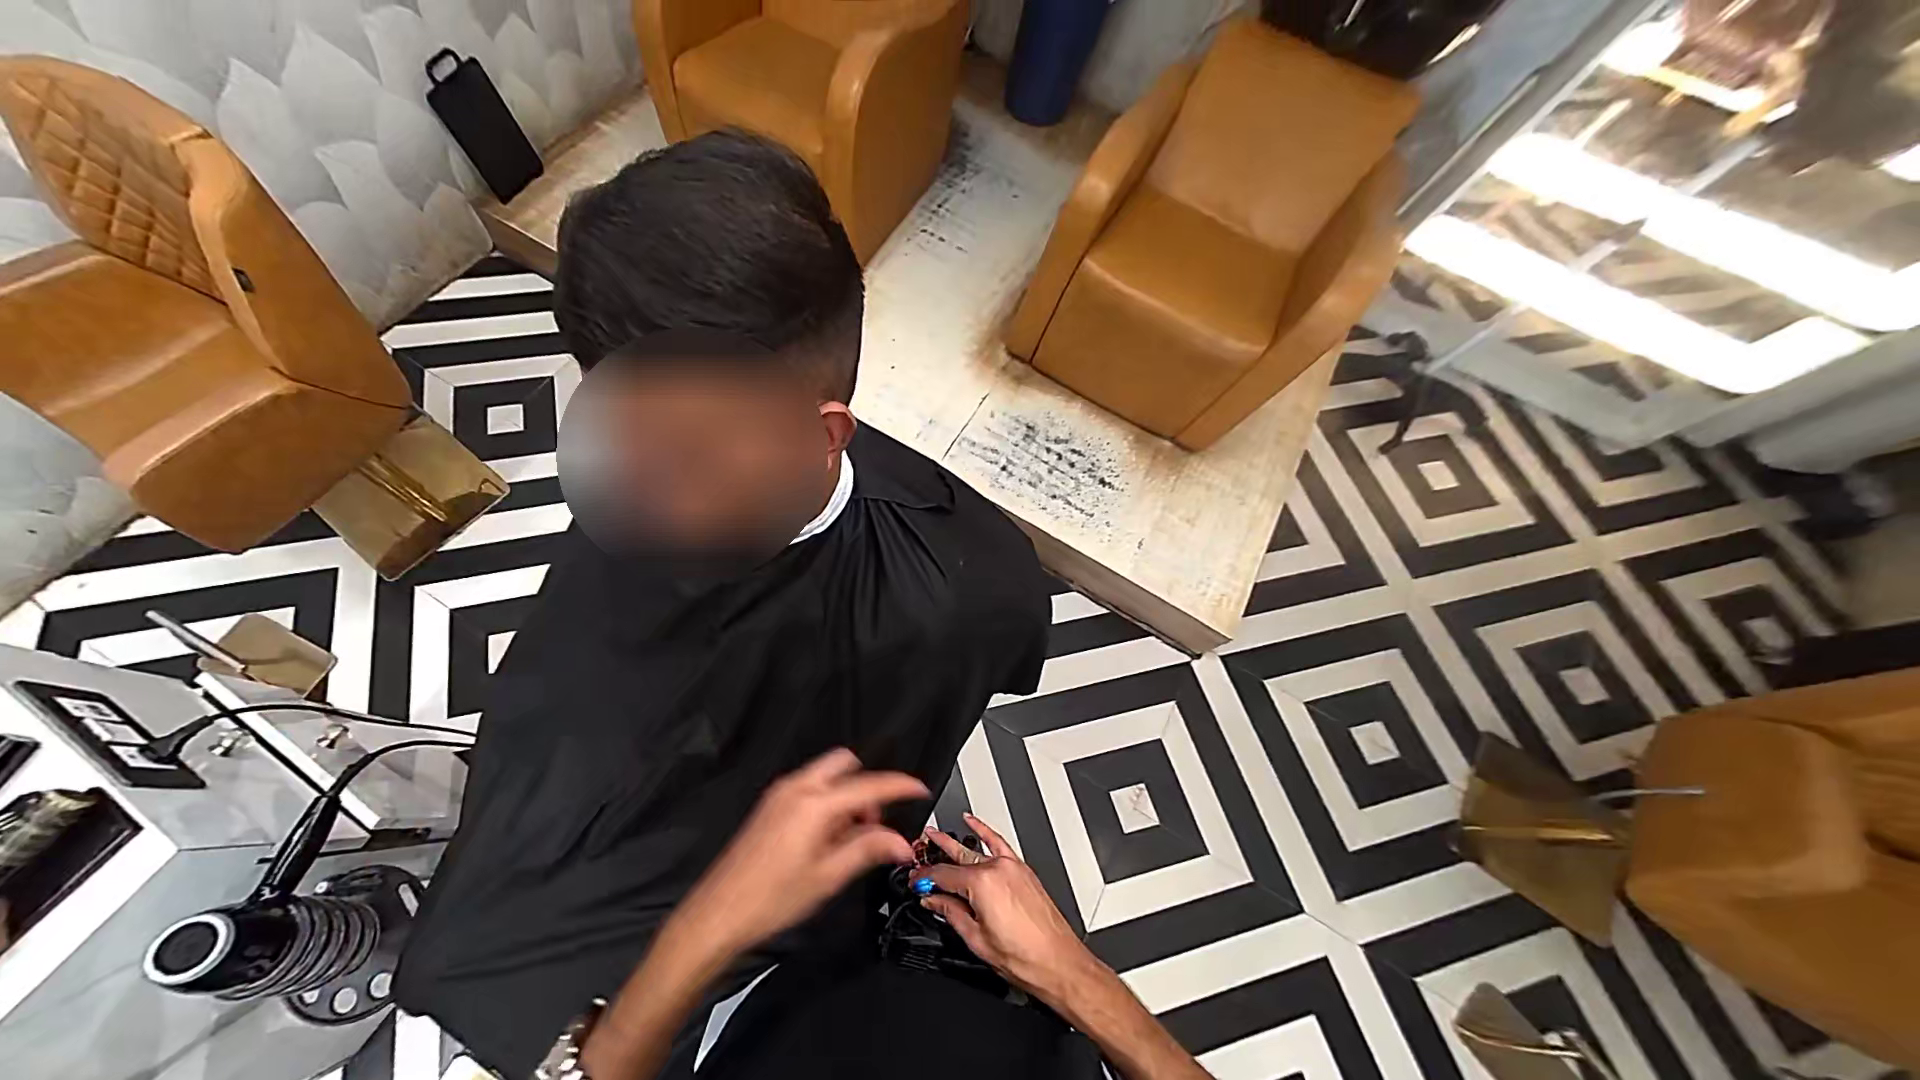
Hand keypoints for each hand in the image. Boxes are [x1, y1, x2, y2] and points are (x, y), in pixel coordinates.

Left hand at [679, 748, 927, 954]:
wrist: (717, 916)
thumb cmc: (765, 901)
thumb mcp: (828, 877)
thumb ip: (869, 850)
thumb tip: (899, 842)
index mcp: (814, 804)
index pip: (869, 784)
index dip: (899, 785)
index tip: (917, 788)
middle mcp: (796, 789)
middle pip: (846, 765)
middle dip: (868, 786)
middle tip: (875, 821)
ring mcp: (780, 795)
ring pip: (828, 776)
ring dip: (847, 796)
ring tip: (849, 838)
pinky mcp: (770, 805)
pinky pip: (810, 788)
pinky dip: (827, 803)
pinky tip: (826, 839)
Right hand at [911, 813, 1112, 1008]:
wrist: (1058, 962)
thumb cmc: (1025, 957)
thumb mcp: (976, 939)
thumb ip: (951, 913)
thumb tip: (934, 901)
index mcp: (981, 884)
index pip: (942, 875)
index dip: (924, 880)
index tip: (915, 883)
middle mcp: (997, 868)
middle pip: (957, 859)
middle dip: (934, 859)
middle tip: (917, 857)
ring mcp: (1011, 865)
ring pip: (974, 849)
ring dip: (953, 843)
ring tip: (934, 835)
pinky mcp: (1021, 868)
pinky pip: (998, 842)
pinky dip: (983, 829)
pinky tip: (972, 821)